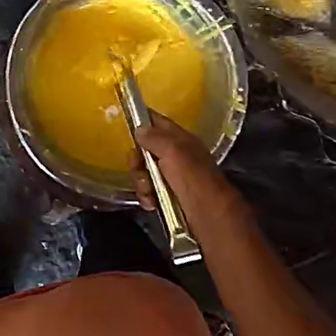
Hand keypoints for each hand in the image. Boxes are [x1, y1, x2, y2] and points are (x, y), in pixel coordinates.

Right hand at [132, 112, 246, 226]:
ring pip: (145, 172)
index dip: (142, 120)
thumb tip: (139, 128)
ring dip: (141, 183)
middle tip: (140, 170)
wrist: (210, 215)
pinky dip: (147, 197)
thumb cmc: (193, 178)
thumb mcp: (173, 152)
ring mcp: (173, 176)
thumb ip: (155, 138)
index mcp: (180, 139)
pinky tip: (151, 204)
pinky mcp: (169, 196)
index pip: (157, 122)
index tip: (125, 125)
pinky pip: (150, 191)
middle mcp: (176, 155)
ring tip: (148, 193)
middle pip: (145, 150)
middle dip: (137, 161)